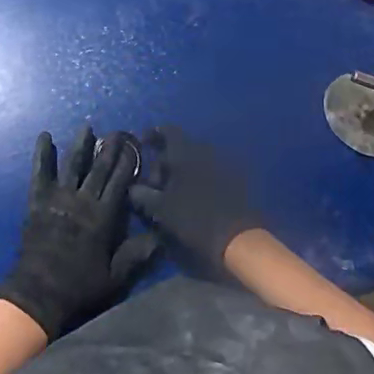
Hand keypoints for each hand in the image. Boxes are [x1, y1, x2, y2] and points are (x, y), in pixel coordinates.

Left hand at [0, 127, 158, 339]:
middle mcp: (82, 202)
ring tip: (87, 127)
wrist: (39, 291)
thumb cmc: (80, 287)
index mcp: (103, 218)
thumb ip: (137, 254)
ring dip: (80, 145)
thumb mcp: (116, 277)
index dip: (127, 163)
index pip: (119, 183)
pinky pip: (40, 171)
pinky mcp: (37, 200)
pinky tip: (45, 136)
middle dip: (109, 149)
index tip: (135, 146)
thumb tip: (161, 235)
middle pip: (98, 169)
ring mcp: (58, 198)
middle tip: (117, 132)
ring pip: (72, 165)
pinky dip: (43, 153)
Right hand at [130, 126, 262, 278]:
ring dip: (182, 173)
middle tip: (153, 182)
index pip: (168, 131)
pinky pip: (209, 175)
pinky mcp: (235, 185)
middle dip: (165, 161)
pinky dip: (197, 181)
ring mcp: (223, 168)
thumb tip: (133, 188)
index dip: (152, 134)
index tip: (142, 145)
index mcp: (185, 154)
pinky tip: (190, 199)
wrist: (239, 241)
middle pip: (181, 148)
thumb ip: (142, 195)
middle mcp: (205, 154)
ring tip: (170, 193)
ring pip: (196, 163)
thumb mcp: (160, 208)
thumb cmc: (194, 218)